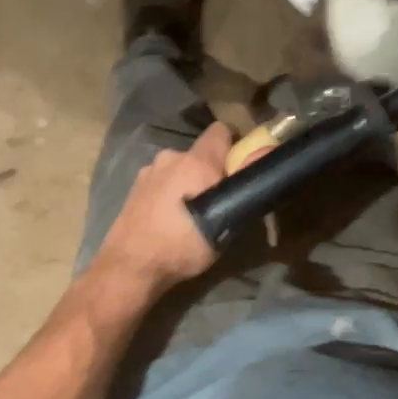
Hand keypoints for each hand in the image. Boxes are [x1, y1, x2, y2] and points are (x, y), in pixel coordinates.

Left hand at [83, 123, 232, 299]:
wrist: (130, 267)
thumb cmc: (183, 245)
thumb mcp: (225, 220)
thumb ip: (245, 182)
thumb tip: (267, 149)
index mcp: (195, 160)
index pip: (221, 131)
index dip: (236, 144)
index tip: (242, 166)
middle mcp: (170, 157)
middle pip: (200, 154)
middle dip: (212, 170)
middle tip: (219, 201)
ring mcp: (148, 171)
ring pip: (180, 169)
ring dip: (189, 183)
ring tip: (191, 214)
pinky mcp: (134, 188)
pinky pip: (163, 182)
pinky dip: (171, 193)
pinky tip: (170, 219)